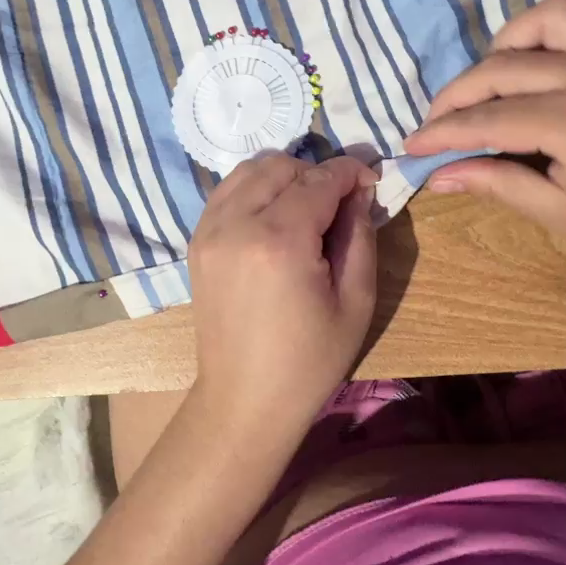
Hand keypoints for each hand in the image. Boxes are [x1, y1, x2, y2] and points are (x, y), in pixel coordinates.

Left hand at [186, 153, 379, 433]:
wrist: (245, 398)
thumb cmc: (310, 360)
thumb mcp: (355, 301)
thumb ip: (359, 235)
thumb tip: (359, 191)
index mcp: (280, 241)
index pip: (318, 180)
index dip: (349, 172)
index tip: (369, 180)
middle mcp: (237, 224)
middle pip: (280, 166)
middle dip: (315, 173)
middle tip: (339, 202)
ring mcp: (209, 230)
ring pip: (248, 170)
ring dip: (282, 176)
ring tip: (306, 207)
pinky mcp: (197, 241)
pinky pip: (226, 192)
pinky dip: (253, 190)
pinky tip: (273, 215)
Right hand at [404, 0, 565, 304]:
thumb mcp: (561, 213)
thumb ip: (496, 182)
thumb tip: (438, 175)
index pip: (487, 118)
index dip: (442, 132)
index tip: (410, 144)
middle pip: (503, 66)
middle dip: (458, 94)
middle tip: (436, 123)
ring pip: (547, 18)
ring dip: (507, 44)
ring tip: (490, 82)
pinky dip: (556, 30)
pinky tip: (541, 63)